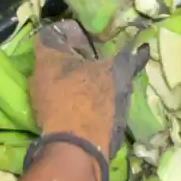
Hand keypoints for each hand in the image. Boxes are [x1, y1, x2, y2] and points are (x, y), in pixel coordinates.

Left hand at [30, 21, 119, 155]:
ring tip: (99, 79)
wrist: (77, 148)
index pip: (50, 33)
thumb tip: (143, 48)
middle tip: (98, 57)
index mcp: (48, 57)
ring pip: (57, 79)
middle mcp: (37, 75)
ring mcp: (40, 99)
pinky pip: (60, 98)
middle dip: (75, 56)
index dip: (69, 31)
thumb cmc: (92, 100)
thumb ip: (129, 58)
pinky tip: (94, 99)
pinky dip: (74, 95)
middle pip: (54, 57)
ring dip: (75, 77)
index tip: (88, 36)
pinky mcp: (47, 119)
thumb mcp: (116, 74)